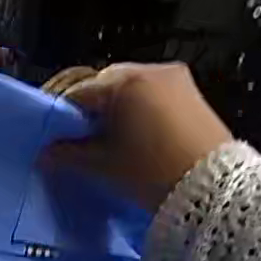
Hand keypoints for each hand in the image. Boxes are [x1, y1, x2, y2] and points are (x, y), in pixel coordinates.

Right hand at [47, 62, 232, 211]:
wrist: (215, 191)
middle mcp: (150, 70)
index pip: (78, 92)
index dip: (62, 117)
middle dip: (92, 111)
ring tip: (113, 143)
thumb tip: (46, 153)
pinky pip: (155, 96)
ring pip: (131, 90)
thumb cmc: (155, 174)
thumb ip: (70, 155)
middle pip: (105, 86)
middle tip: (82, 142)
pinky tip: (139, 138)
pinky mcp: (193, 94)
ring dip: (118, 110)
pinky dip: (141, 112)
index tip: (55, 138)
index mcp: (123, 81)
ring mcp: (176, 80)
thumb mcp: (106, 166)